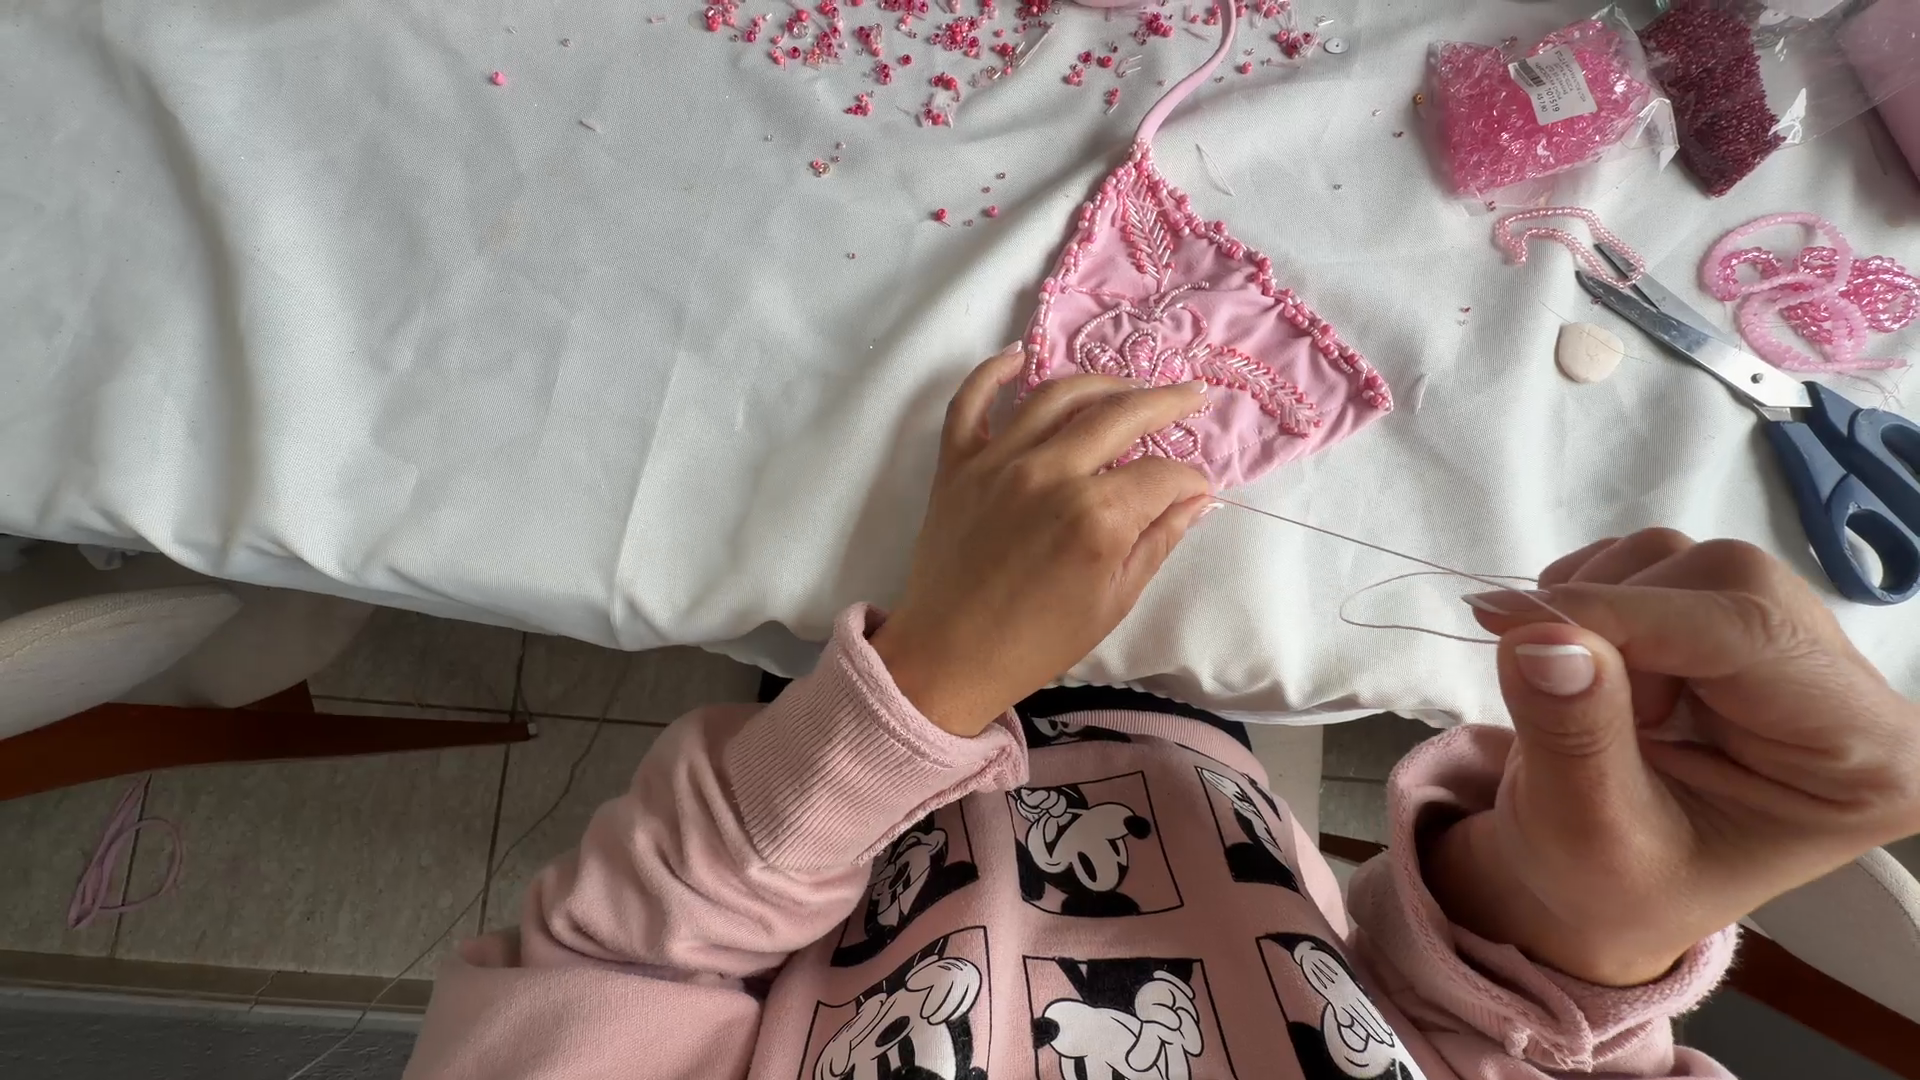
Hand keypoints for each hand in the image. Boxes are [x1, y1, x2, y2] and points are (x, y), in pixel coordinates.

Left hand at [869, 345, 1213, 736]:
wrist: (948, 656)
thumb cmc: (1037, 642)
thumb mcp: (1114, 601)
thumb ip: (1158, 540)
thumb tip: (1196, 497)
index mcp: (1096, 516)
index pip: (1162, 473)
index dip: (1189, 479)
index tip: (1196, 488)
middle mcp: (1050, 473)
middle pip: (1120, 414)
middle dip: (1166, 402)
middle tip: (1190, 396)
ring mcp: (997, 461)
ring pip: (1057, 394)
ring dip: (1101, 382)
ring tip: (1125, 387)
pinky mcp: (956, 463)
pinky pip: (970, 401)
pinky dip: (992, 373)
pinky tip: (1019, 358)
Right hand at [1427, 529, 1919, 985]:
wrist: (1587, 883)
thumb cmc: (1599, 880)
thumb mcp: (1581, 827)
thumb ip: (1569, 732)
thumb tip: (1539, 634)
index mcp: (1854, 759)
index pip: (1746, 632)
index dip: (1616, 613)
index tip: (1500, 617)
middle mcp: (1838, 692)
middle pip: (1724, 578)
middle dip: (1611, 619)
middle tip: (1562, 693)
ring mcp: (1777, 654)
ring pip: (1676, 557)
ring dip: (1591, 610)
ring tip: (1578, 695)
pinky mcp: (1715, 632)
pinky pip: (1642, 563)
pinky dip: (1581, 598)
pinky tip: (1577, 664)